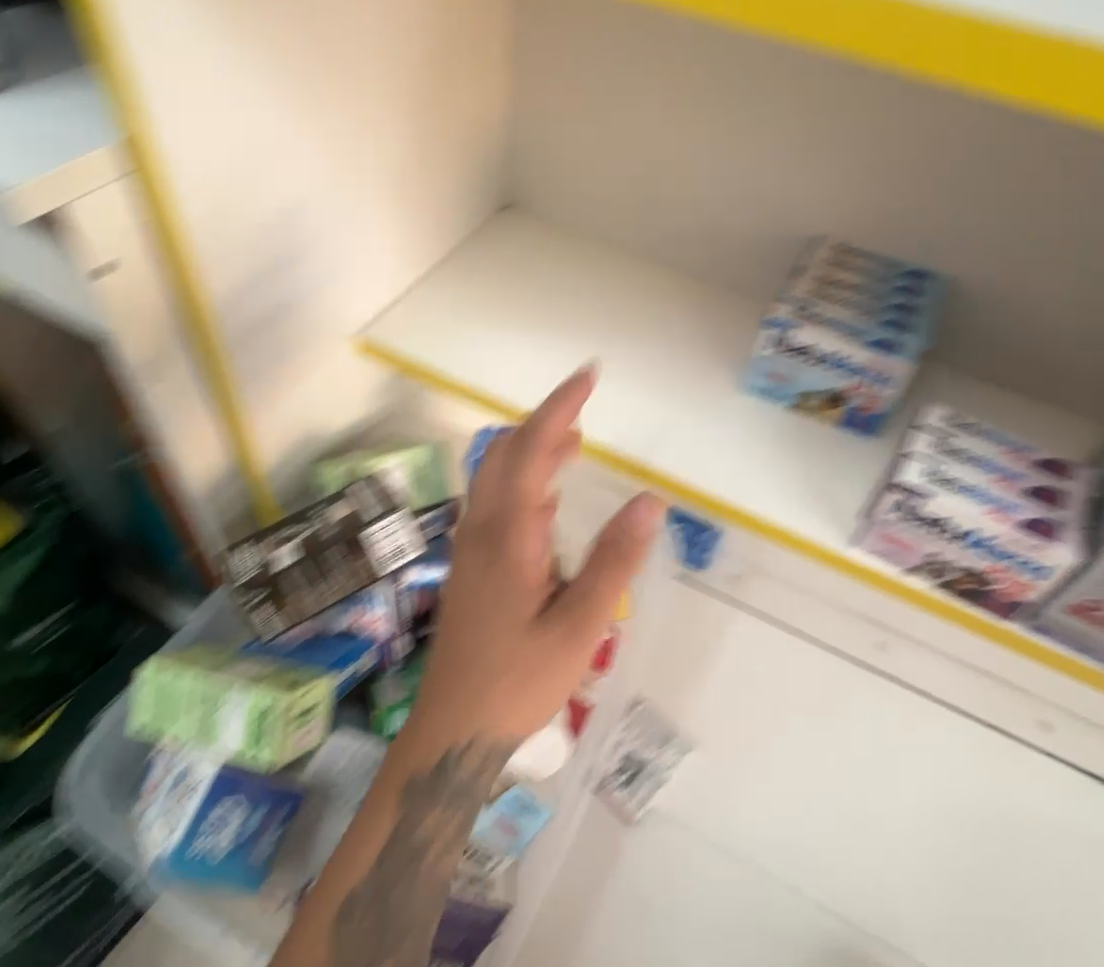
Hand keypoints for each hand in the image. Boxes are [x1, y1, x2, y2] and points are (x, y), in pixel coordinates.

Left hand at [411, 365, 665, 744]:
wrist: (454, 727)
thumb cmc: (519, 681)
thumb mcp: (580, 626)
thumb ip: (614, 561)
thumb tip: (649, 500)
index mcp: (508, 535)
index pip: (531, 449)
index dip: (560, 407)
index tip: (589, 376)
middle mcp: (480, 530)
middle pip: (504, 453)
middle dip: (543, 423)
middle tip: (586, 409)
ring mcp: (469, 548)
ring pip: (493, 477)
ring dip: (530, 451)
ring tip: (574, 444)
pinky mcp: (469, 568)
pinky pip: (492, 505)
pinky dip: (520, 483)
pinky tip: (546, 504)